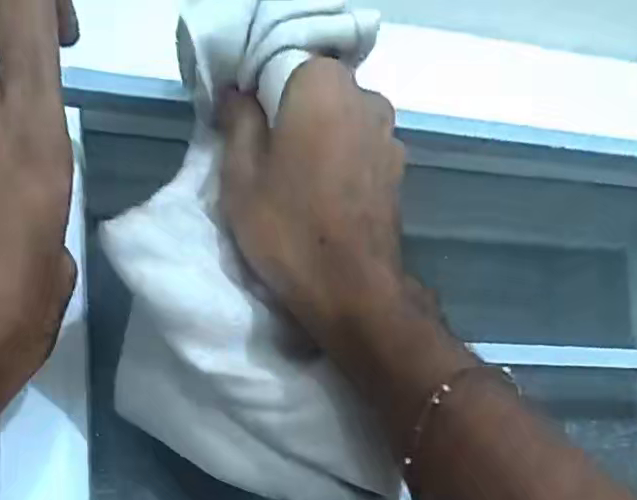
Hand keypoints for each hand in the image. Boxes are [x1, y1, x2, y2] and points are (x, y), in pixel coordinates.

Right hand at [218, 60, 418, 365]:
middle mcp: (366, 98)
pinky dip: (342, 172)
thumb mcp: (240, 179)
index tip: (245, 139)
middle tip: (270, 170)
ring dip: (320, 150)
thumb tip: (241, 97)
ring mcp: (388, 139)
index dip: (259, 103)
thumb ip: (239, 124)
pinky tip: (326, 207)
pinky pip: (359, 159)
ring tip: (300, 194)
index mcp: (322, 83)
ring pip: (341, 130)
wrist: (353, 293)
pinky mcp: (398, 177)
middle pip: (316, 99)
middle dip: (293, 124)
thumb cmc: (289, 232)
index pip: (280, 68)